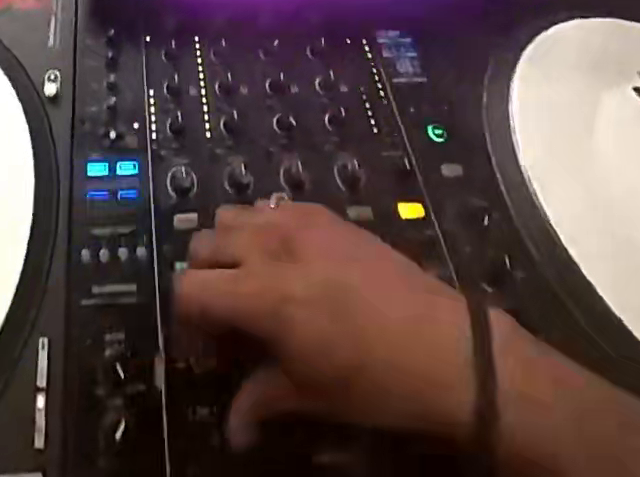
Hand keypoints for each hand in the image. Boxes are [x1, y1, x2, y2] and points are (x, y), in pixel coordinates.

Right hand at [174, 201, 505, 448]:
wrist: (452, 350)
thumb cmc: (377, 381)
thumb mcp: (312, 396)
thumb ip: (258, 402)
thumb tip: (233, 433)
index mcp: (259, 295)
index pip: (187, 288)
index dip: (187, 316)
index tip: (207, 339)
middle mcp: (266, 247)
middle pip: (200, 246)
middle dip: (205, 277)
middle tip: (228, 308)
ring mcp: (292, 222)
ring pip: (227, 217)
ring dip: (227, 244)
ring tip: (251, 273)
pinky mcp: (318, 212)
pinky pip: (267, 206)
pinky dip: (261, 226)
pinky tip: (285, 255)